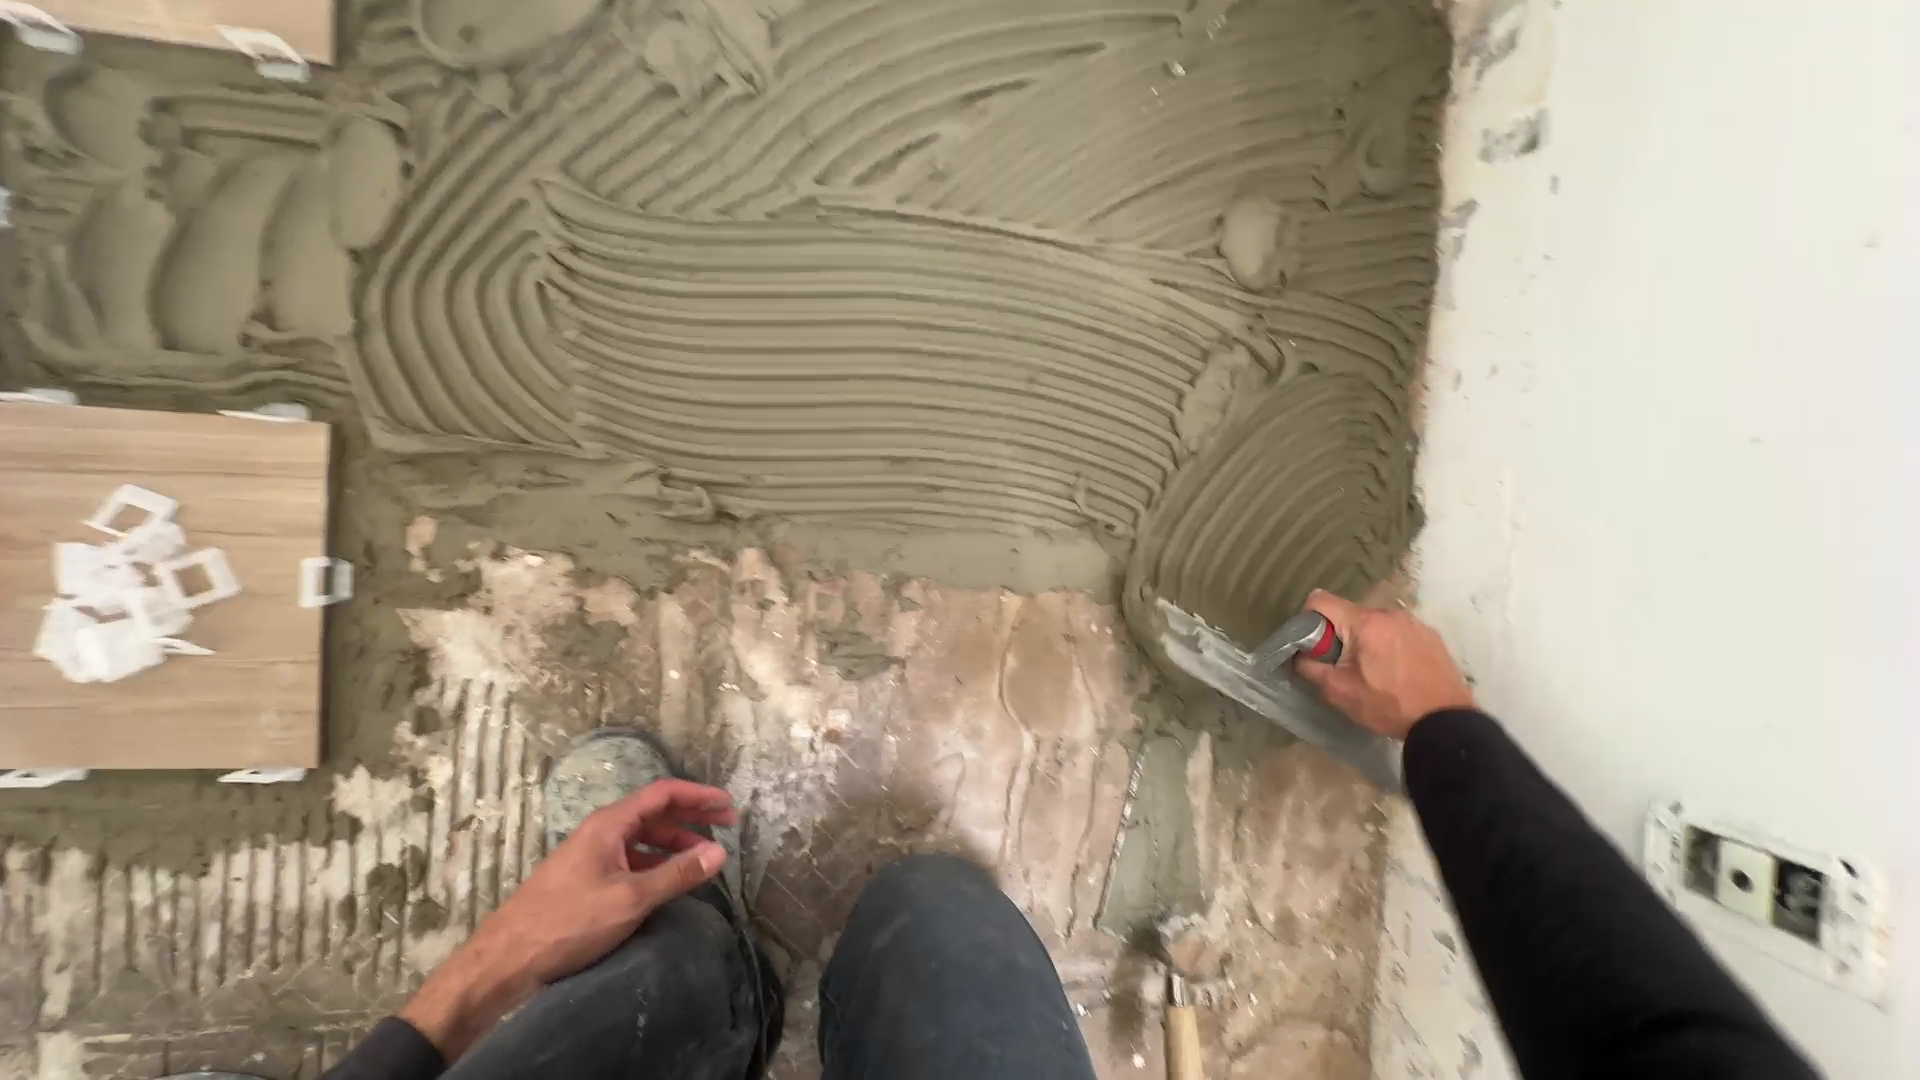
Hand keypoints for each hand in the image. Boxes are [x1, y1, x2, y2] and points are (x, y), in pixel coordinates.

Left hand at [399, 779, 736, 1059]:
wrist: (504, 962)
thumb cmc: (568, 922)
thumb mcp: (629, 899)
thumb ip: (676, 874)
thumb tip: (719, 852)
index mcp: (610, 823)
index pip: (663, 793)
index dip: (698, 794)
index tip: (728, 804)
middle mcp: (602, 831)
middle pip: (655, 812)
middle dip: (693, 815)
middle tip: (727, 824)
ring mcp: (593, 855)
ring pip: (644, 837)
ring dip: (677, 841)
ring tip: (704, 856)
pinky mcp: (587, 879)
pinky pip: (632, 858)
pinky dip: (658, 862)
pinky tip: (670, 880)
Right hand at [1293, 589, 1472, 739]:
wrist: (1446, 723)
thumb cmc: (1389, 705)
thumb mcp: (1339, 691)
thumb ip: (1310, 667)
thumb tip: (1298, 654)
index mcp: (1365, 622)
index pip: (1320, 600)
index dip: (1307, 619)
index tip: (1313, 645)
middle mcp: (1390, 614)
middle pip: (1348, 613)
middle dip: (1339, 634)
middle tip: (1344, 666)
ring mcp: (1414, 623)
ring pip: (1374, 623)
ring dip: (1365, 639)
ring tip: (1373, 671)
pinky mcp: (1431, 636)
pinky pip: (1397, 631)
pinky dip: (1388, 644)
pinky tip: (1396, 671)